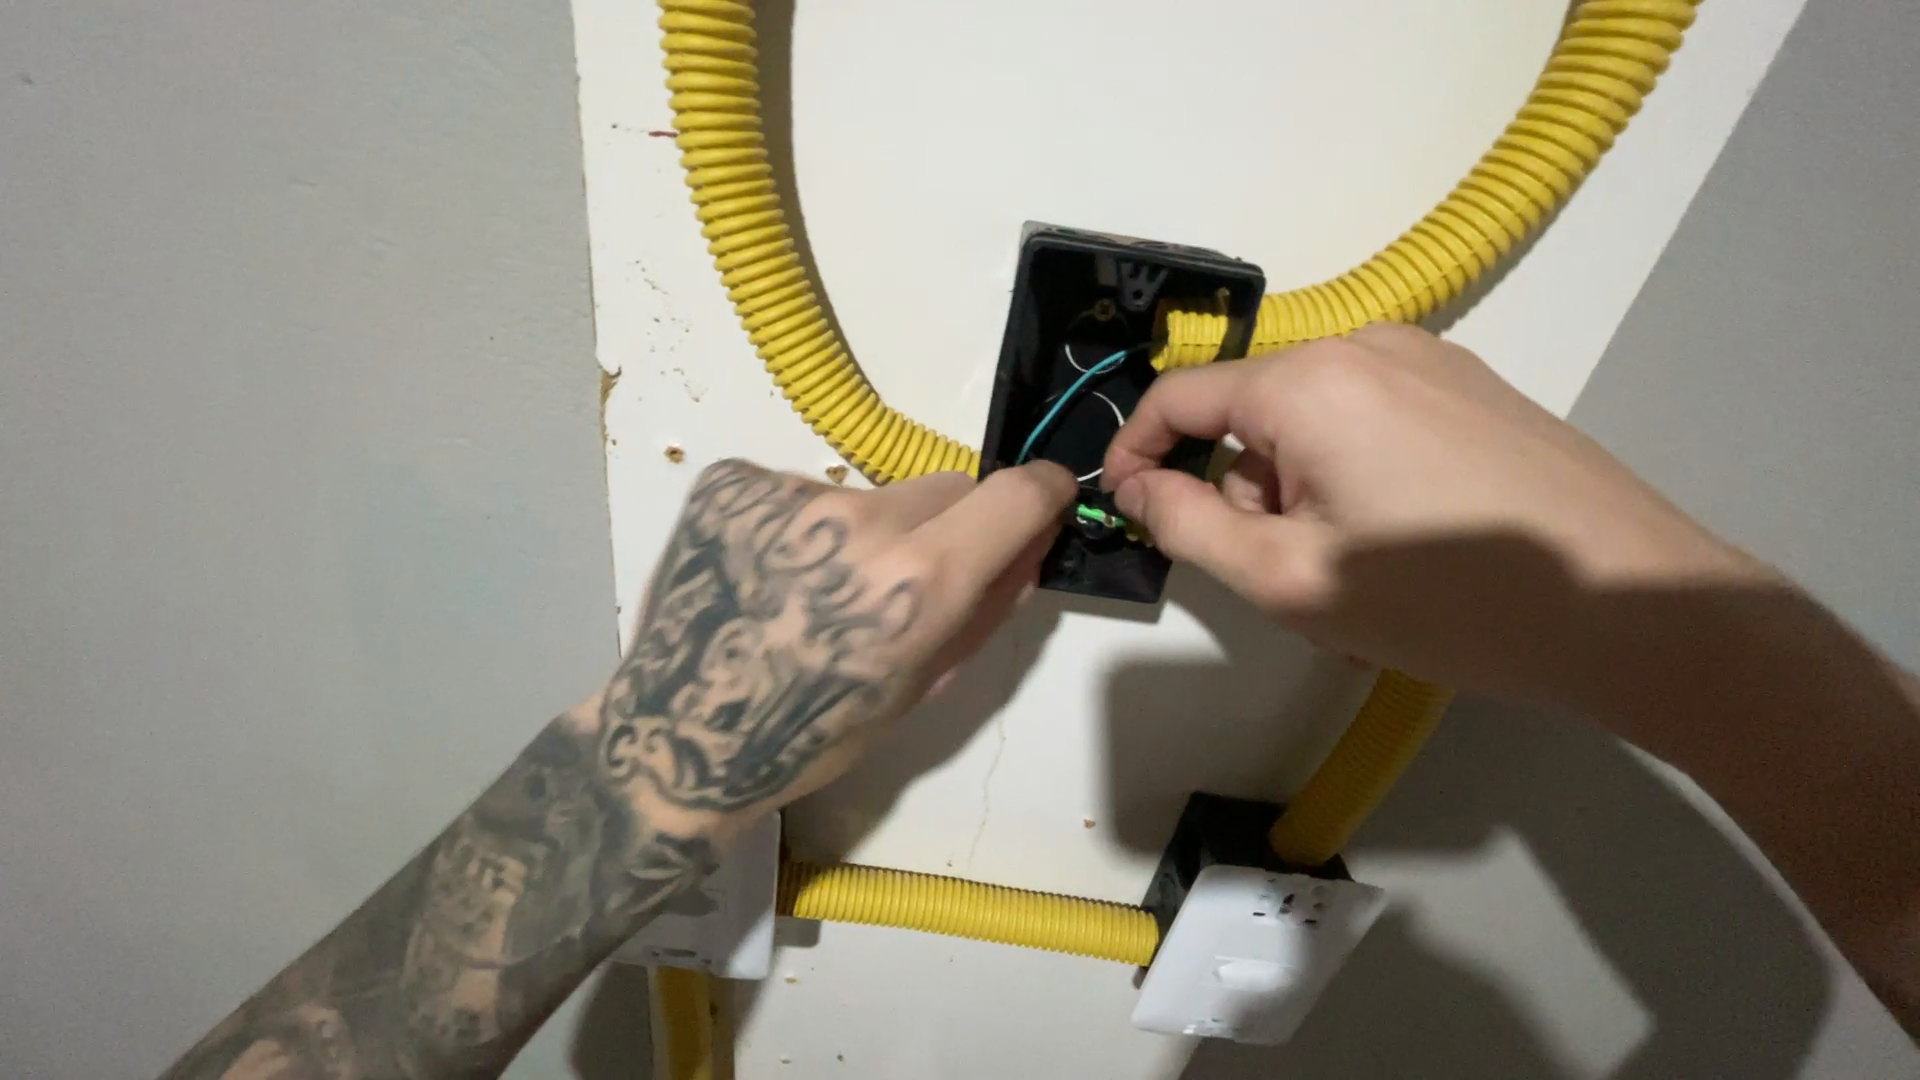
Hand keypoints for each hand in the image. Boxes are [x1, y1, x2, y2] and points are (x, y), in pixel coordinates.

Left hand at [600, 458, 1075, 829]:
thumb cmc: (812, 734)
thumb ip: (987, 607)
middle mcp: (857, 520)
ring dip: (867, 530)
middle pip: (946, 487)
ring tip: (814, 590)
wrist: (676, 736)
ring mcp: (786, 493)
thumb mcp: (920, 686)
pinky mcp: (732, 481)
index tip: (1041, 501)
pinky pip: (803, 490)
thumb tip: (1034, 541)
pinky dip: (802, 525)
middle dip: (946, 528)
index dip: (1042, 492)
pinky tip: (766, 574)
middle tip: (898, 584)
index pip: (1015, 495)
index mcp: (915, 584)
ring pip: (872, 492)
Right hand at [1102, 323, 1768, 703]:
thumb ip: (1184, 524)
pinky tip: (1391, 542)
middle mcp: (1363, 345)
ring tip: (1347, 572)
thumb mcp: (1283, 576)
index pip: (1178, 397)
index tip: (1123, 507)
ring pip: (1304, 424)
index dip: (1133, 451)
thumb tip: (1133, 487)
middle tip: (1281, 572)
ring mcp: (1426, 360)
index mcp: (1307, 381)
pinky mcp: (1466, 388)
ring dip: (1294, 495)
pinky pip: (1361, 422)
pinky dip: (1342, 478)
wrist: (1636, 609)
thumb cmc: (1439, 599)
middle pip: (1247, 416)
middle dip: (1239, 493)